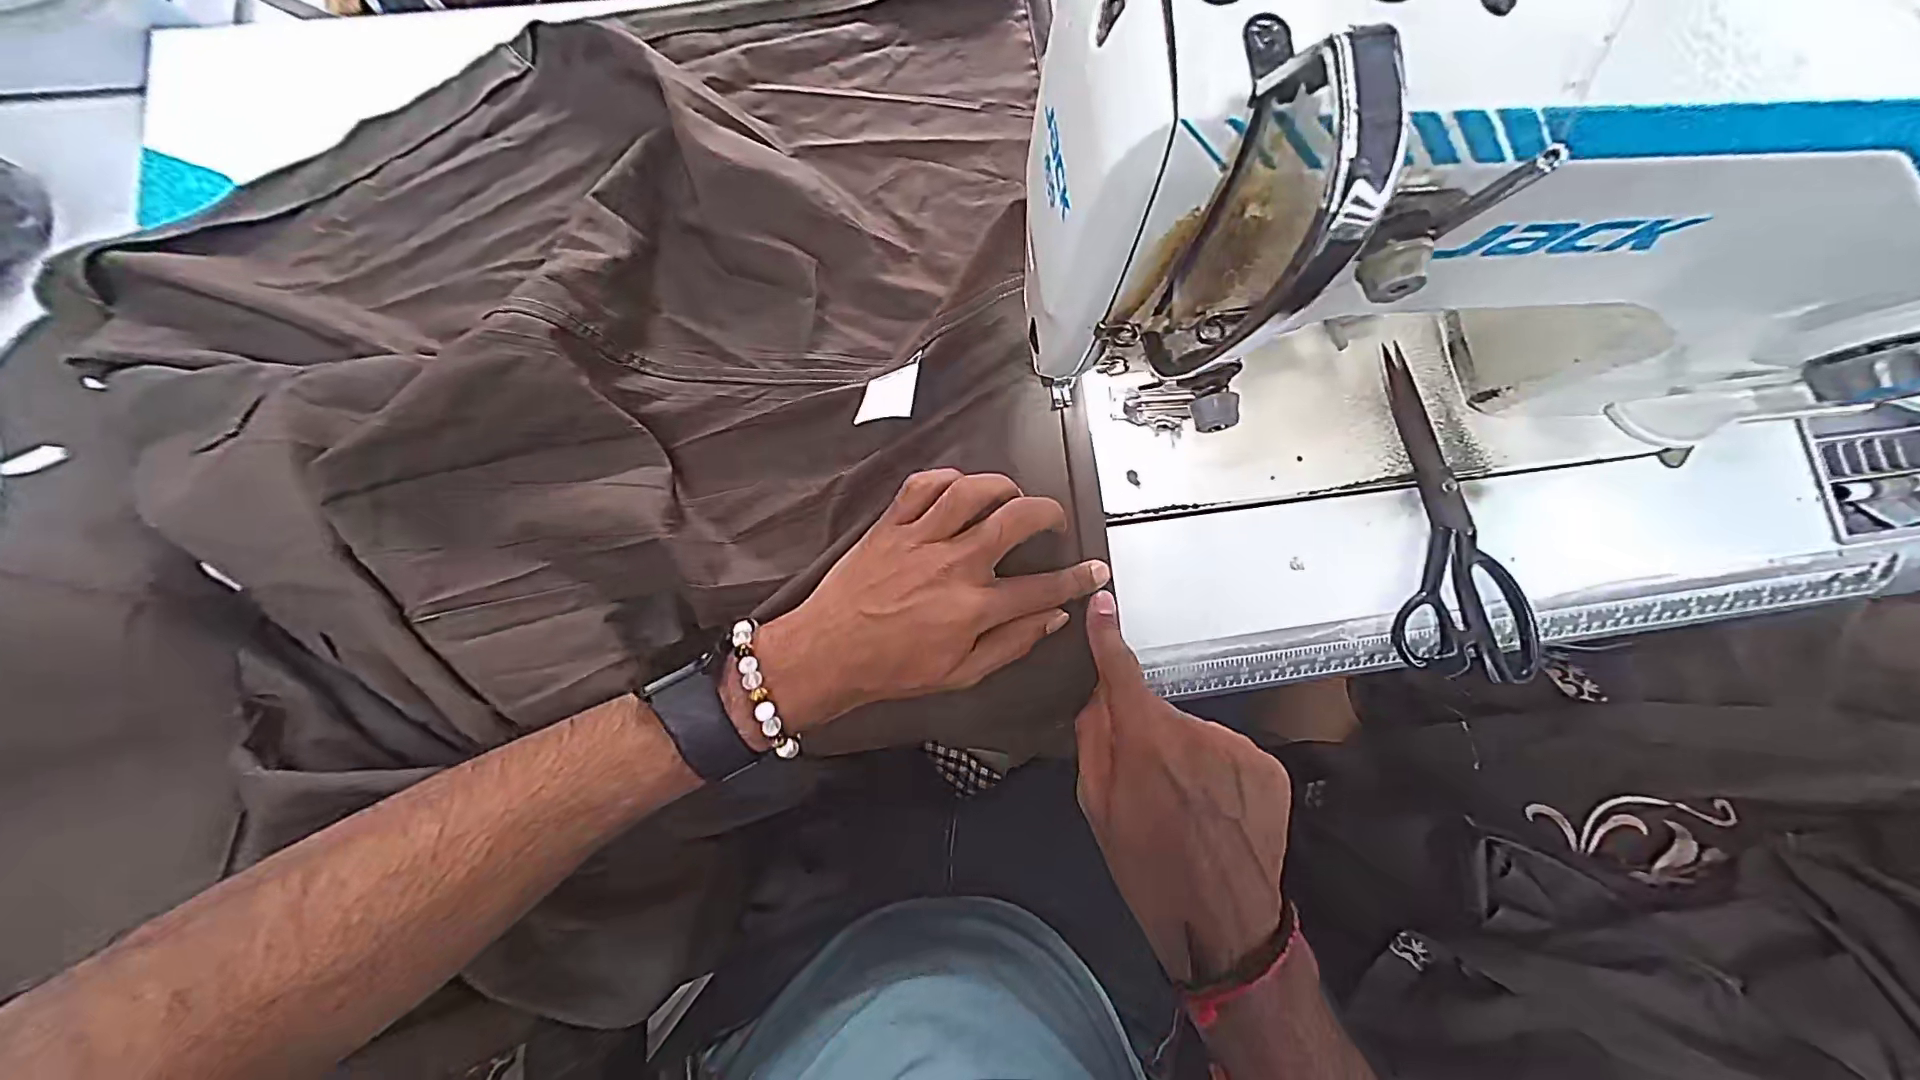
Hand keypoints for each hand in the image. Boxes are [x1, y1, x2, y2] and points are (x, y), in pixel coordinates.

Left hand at [735, 470, 1108, 739]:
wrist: (827, 653)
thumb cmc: (886, 667)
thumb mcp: (960, 673)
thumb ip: (1011, 644)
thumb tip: (1048, 620)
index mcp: (972, 607)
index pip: (1042, 587)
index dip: (1077, 578)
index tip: (1092, 570)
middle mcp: (951, 566)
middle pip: (1017, 520)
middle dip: (1050, 513)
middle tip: (1053, 520)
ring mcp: (919, 540)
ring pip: (973, 491)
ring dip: (1002, 487)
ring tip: (1011, 496)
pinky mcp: (891, 527)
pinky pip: (922, 486)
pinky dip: (946, 478)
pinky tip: (958, 487)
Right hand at [1075, 590, 1292, 984]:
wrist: (1224, 923)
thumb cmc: (1148, 869)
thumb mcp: (1096, 807)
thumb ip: (1092, 742)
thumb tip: (1096, 700)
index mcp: (1144, 739)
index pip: (1120, 671)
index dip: (1107, 635)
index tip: (1103, 605)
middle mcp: (1194, 732)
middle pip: (1158, 712)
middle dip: (1148, 735)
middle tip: (1149, 785)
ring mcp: (1236, 747)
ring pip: (1195, 735)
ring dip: (1187, 758)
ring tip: (1188, 807)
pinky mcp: (1266, 765)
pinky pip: (1228, 752)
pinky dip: (1218, 773)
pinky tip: (1218, 811)